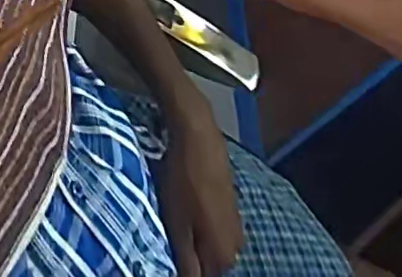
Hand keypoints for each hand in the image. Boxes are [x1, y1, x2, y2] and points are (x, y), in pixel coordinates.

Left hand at [159, 106, 242, 276]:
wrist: (197, 137)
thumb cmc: (183, 181)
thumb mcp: (177, 224)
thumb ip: (186, 260)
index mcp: (223, 256)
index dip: (183, 269)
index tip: (166, 253)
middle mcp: (236, 247)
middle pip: (208, 263)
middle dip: (189, 255)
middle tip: (165, 234)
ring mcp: (235, 224)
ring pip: (210, 242)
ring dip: (193, 237)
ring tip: (172, 216)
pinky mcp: (230, 203)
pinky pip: (212, 223)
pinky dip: (198, 220)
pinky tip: (184, 204)